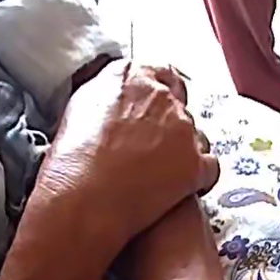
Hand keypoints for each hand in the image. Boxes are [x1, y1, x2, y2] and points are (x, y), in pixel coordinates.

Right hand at [34, 62, 217, 252]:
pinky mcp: (193, 165)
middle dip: (172, 128)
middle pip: (181, 106)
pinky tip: (185, 193)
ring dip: (186, 154)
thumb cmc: (69, 166)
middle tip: (156, 155)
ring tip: (165, 179)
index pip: (161, 76)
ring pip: (197, 136)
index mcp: (130, 76)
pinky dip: (200, 180)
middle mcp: (161, 95)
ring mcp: (182, 129)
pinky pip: (210, 168)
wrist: (82, 203)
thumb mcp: (78, 112)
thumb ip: (104, 99)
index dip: (161, 99)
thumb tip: (111, 106)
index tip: (154, 118)